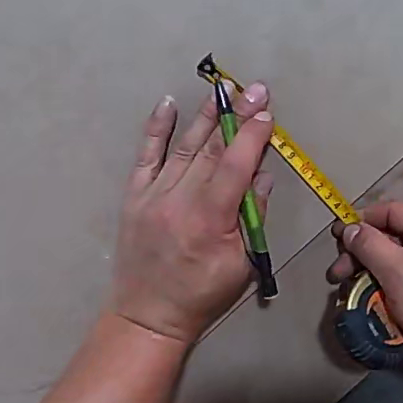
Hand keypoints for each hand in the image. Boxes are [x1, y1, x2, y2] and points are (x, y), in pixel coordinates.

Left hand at [110, 83, 275, 344]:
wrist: (147, 314)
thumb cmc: (201, 295)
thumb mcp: (240, 264)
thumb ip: (252, 217)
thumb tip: (262, 176)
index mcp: (209, 218)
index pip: (236, 165)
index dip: (253, 135)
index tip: (267, 112)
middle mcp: (180, 199)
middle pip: (212, 147)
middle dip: (236, 115)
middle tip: (254, 88)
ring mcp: (154, 194)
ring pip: (184, 145)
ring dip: (205, 115)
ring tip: (223, 89)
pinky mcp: (135, 195)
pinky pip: (146, 155)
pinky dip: (157, 128)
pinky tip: (167, 104)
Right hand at [326, 201, 402, 366]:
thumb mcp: (395, 272)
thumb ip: (368, 245)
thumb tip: (350, 229)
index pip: (390, 211)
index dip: (360, 222)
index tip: (337, 237)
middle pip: (394, 233)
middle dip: (363, 252)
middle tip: (340, 272)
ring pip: (402, 254)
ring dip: (375, 268)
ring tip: (354, 287)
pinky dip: (393, 278)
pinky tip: (377, 292)